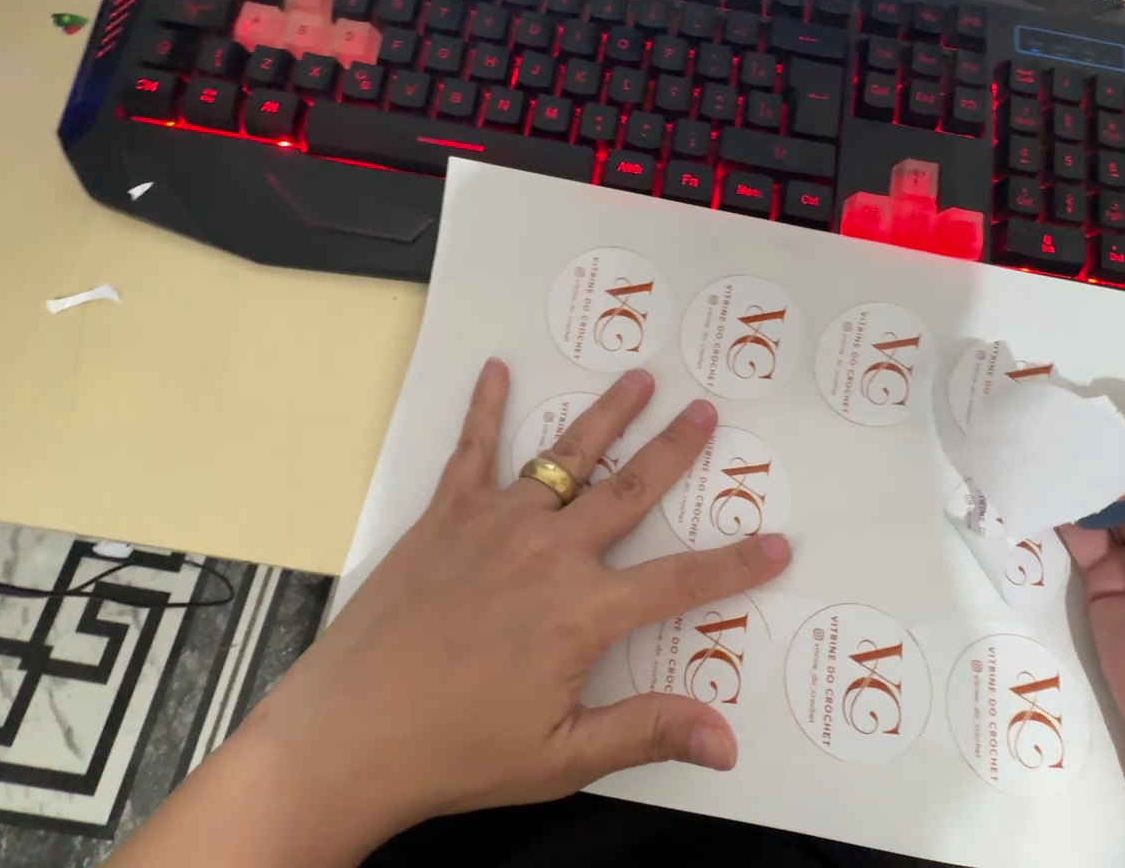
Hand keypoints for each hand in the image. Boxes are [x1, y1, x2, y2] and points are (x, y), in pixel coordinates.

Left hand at [110, 361, 791, 867]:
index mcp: (583, 612)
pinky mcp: (446, 515)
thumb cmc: (457, 750)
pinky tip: (497, 369)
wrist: (347, 734)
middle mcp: (549, 552)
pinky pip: (472, 451)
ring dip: (607, 414)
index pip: (681, 581)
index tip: (777, 542)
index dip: (736, 565)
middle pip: (629, 490)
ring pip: (566, 456)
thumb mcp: (562, 755)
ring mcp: (496, 524)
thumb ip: (647, 732)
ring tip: (638, 377)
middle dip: (675, 449)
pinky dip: (487, 407)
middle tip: (706, 410)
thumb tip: (728, 740)